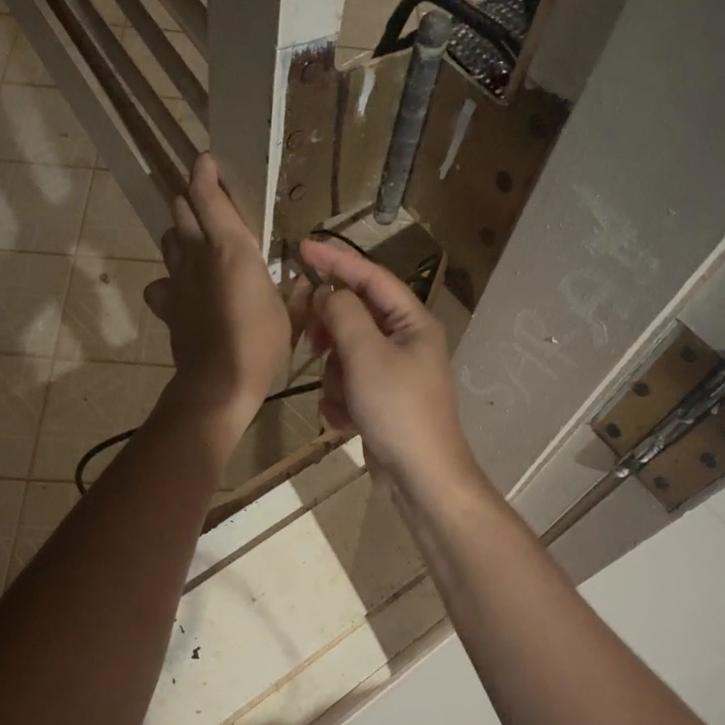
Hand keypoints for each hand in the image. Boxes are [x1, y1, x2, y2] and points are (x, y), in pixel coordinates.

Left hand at [145, 155, 291, 421]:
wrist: (219, 382)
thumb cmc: (260, 344)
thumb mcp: (291, 316)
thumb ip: (295, 293)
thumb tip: (305, 283)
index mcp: (231, 248)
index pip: (206, 195)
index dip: (204, 173)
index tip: (207, 162)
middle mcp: (198, 255)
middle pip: (180, 210)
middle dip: (191, 201)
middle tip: (208, 206)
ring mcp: (177, 280)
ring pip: (168, 241)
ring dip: (180, 235)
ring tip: (198, 245)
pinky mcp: (167, 306)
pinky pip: (160, 283)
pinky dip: (169, 281)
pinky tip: (183, 291)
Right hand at [301, 238, 479, 494]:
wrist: (420, 476)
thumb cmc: (398, 409)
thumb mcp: (366, 354)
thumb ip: (342, 314)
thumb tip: (326, 293)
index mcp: (413, 323)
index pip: (371, 278)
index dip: (337, 261)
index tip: (303, 248)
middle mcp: (406, 343)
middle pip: (355, 319)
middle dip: (331, 336)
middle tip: (312, 347)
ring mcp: (394, 376)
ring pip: (345, 357)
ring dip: (336, 379)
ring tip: (345, 401)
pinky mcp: (381, 405)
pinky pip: (348, 388)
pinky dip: (341, 403)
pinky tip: (347, 423)